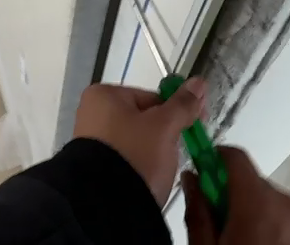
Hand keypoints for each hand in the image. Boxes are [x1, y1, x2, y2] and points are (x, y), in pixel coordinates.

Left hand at [71, 80, 205, 203]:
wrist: (107, 206)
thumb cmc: (135, 155)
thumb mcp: (164, 127)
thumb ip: (182, 105)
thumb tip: (198, 82)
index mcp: (104, 94)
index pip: (151, 97)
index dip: (175, 112)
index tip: (194, 127)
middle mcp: (92, 113)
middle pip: (143, 119)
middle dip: (163, 135)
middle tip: (177, 153)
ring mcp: (91, 142)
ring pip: (136, 142)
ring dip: (153, 153)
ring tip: (163, 170)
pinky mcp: (94, 167)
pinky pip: (126, 160)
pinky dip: (139, 167)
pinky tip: (149, 180)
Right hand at [182, 146, 289, 244]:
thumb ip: (198, 212)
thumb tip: (191, 178)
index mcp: (256, 202)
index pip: (234, 156)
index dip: (215, 160)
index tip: (204, 176)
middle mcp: (287, 204)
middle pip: (253, 183)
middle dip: (236, 197)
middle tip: (224, 228)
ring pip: (273, 203)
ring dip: (259, 215)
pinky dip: (280, 230)